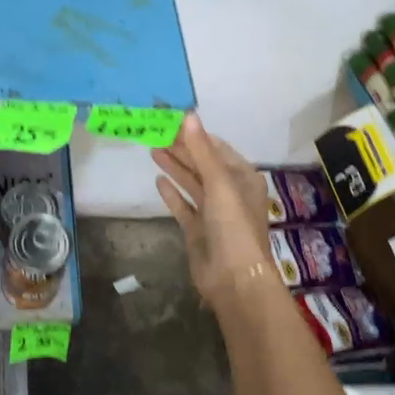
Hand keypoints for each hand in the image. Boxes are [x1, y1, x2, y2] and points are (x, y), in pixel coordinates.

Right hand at [153, 115, 274, 310]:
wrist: (234, 279)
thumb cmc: (233, 226)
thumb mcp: (219, 183)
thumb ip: (202, 151)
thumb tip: (188, 116)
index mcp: (243, 178)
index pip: (217, 148)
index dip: (195, 135)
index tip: (171, 121)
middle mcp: (230, 192)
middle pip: (202, 164)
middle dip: (181, 149)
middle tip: (155, 132)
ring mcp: (214, 212)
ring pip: (192, 183)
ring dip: (174, 167)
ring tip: (152, 148)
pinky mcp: (198, 230)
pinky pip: (184, 206)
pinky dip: (172, 193)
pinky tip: (157, 180)